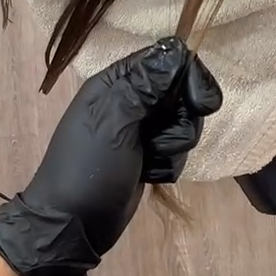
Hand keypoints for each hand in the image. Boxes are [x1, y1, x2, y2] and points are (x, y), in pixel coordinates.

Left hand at [0, 38, 221, 275]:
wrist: (74, 225)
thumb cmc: (88, 170)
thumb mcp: (115, 122)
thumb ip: (145, 85)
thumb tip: (175, 50)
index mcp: (115, 83)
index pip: (166, 59)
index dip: (188, 77)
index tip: (200, 102)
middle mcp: (128, 100)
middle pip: (181, 92)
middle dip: (181, 118)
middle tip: (161, 139)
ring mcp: (138, 130)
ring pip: (182, 122)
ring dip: (173, 145)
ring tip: (149, 159)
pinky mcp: (146, 155)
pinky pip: (175, 149)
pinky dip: (167, 163)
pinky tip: (149, 174)